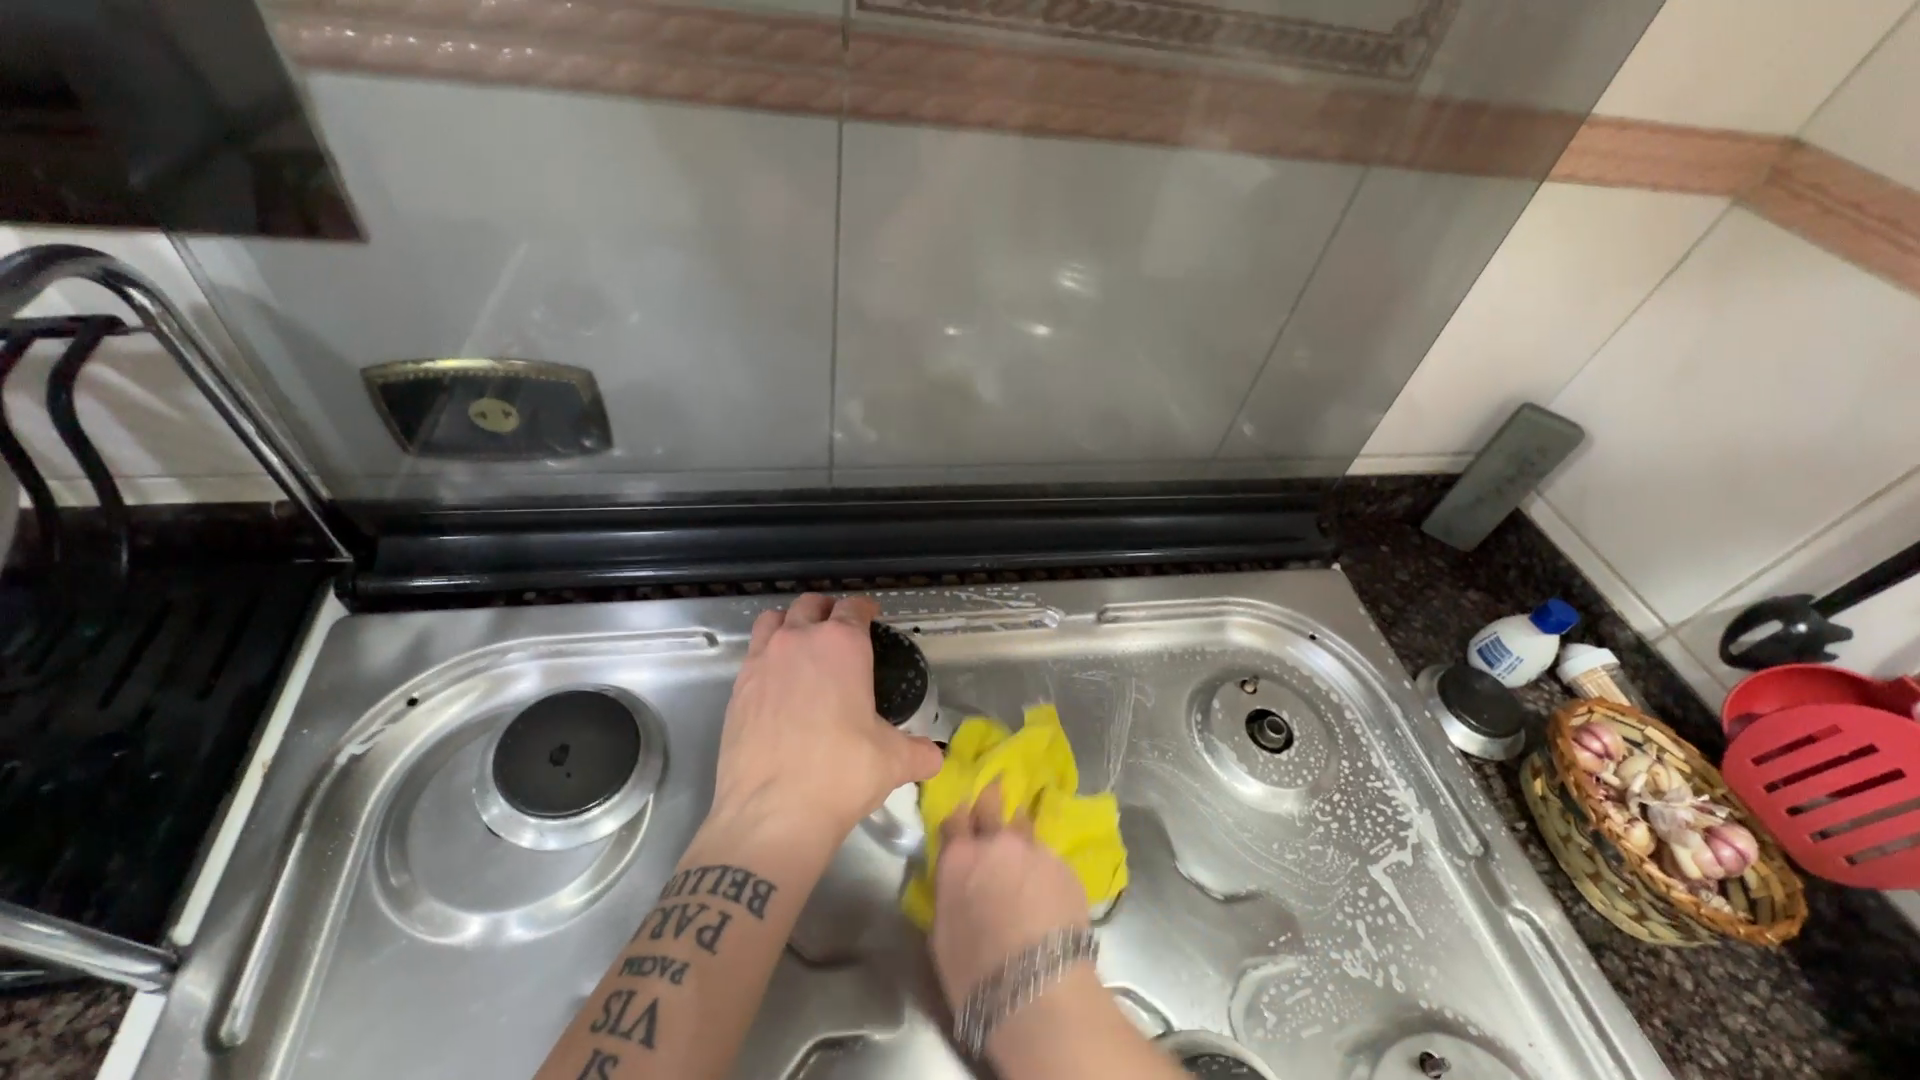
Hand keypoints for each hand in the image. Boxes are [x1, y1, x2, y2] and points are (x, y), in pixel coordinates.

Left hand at [712, 594, 943, 841]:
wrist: (773, 810)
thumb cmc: (842, 772)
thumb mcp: (894, 761)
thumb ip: (918, 752)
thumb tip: (934, 757)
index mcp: (842, 646)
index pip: (853, 609)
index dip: (864, 608)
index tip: (870, 613)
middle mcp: (799, 642)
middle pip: (809, 605)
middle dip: (825, 609)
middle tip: (836, 624)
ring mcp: (761, 662)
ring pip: (772, 621)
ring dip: (788, 623)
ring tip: (799, 641)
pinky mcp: (737, 690)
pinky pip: (752, 656)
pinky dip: (765, 656)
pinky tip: (776, 682)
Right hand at [929, 785, 1091, 1004]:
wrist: (1037, 989)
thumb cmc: (976, 973)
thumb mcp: (942, 932)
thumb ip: (951, 893)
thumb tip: (959, 884)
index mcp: (959, 858)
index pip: (954, 818)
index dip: (958, 820)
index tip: (962, 825)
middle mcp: (996, 843)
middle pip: (992, 803)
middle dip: (991, 802)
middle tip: (993, 806)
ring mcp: (1036, 851)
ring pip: (1026, 827)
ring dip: (1021, 836)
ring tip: (1024, 855)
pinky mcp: (1067, 868)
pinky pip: (1050, 859)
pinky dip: (1045, 869)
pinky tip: (1048, 891)